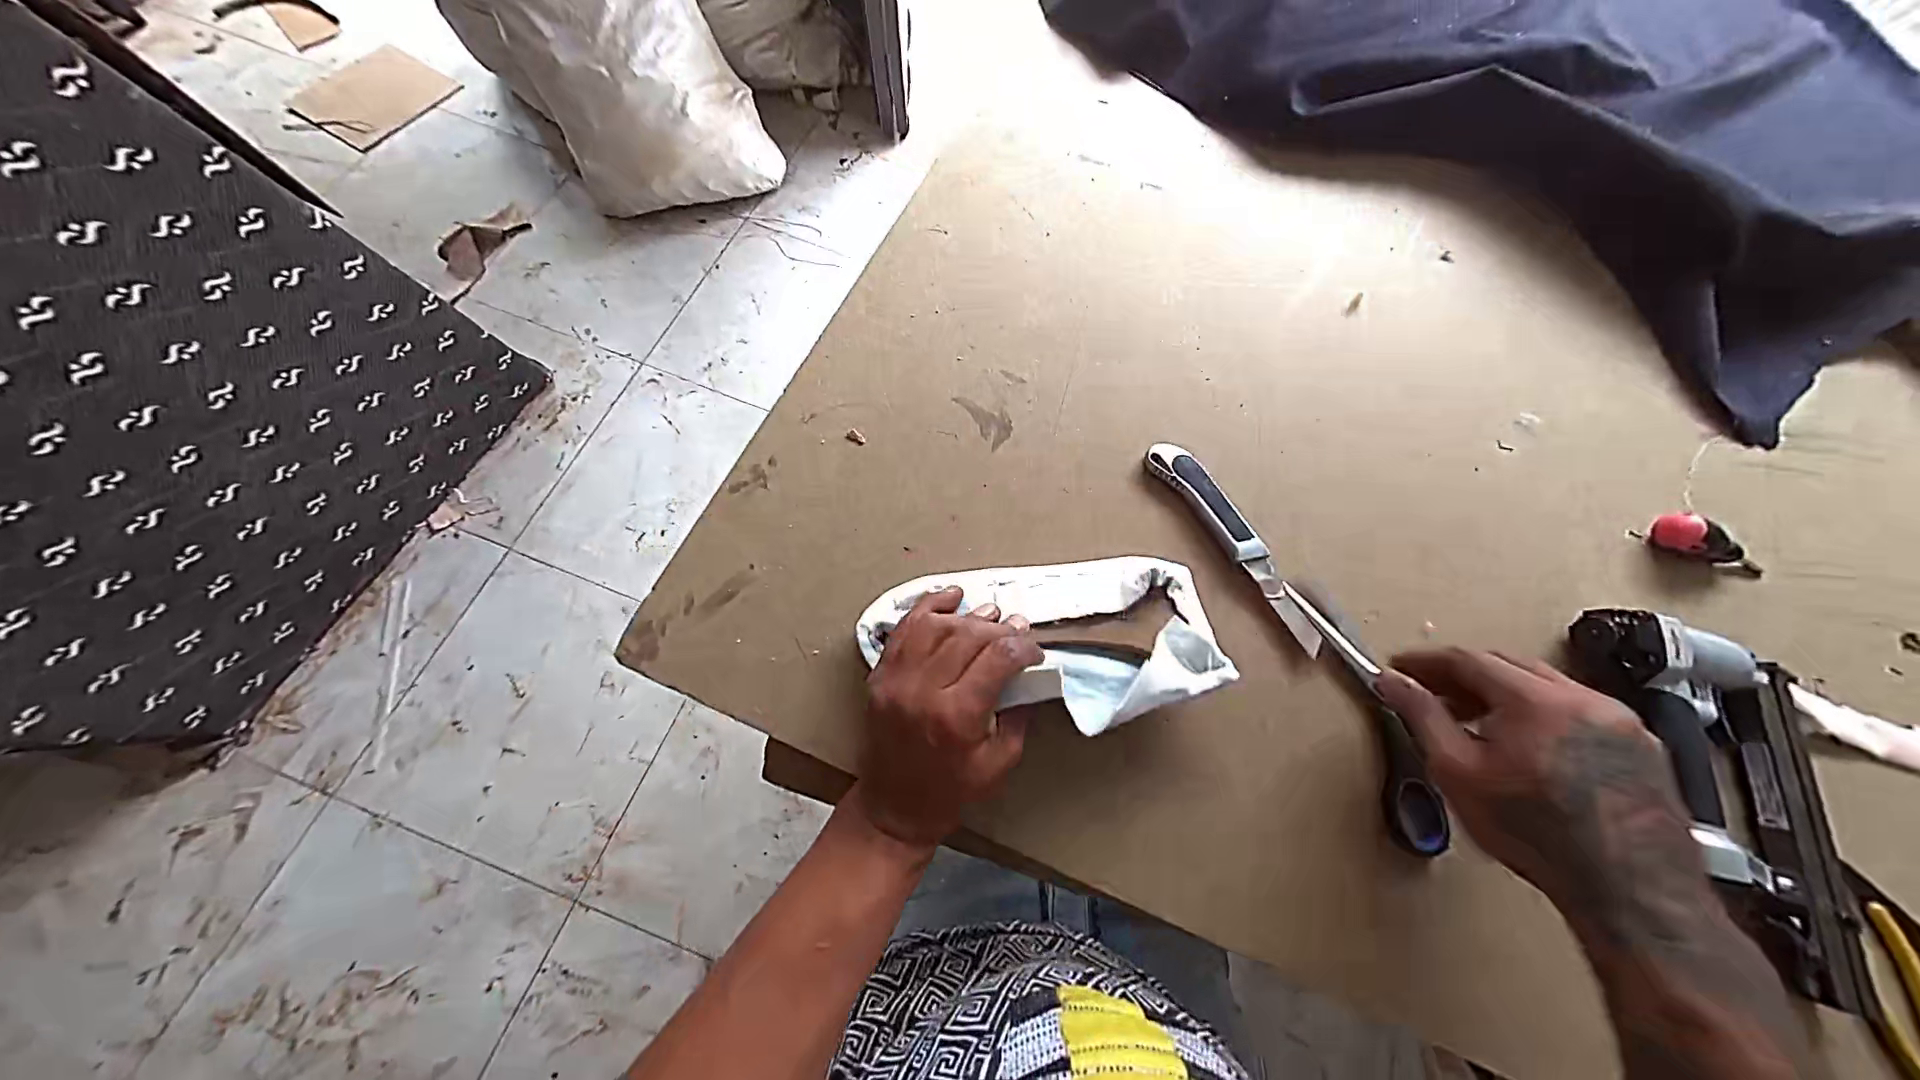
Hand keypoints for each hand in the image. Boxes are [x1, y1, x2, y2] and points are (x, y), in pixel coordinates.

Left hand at [855, 587, 1043, 847]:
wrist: (893, 807)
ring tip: (990, 615)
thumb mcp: (999, 764)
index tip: (1034, 649)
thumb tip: (1030, 675)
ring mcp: (896, 679)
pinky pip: (904, 629)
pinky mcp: (880, 675)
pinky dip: (927, 608)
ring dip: (967, 616)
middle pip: (968, 637)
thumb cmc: (950, 792)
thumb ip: (1018, 716)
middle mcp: (923, 690)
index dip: (1022, 647)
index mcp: (956, 716)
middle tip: (1017, 628)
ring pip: (936, 626)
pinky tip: (950, 598)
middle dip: (1000, 628)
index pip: (997, 659)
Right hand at [1376, 648, 1699, 910]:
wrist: (1629, 892)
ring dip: (1501, 692)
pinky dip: (1539, 712)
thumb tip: (1395, 684)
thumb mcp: (1456, 770)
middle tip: (1430, 689)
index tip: (1404, 667)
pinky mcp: (1642, 747)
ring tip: (1471, 719)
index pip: (1467, 658)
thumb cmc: (1547, 839)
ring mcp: (1620, 723)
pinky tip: (1519, 740)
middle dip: (1462, 674)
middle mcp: (1584, 702)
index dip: (1425, 661)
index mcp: (1536, 700)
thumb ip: (1421, 716)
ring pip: (1544, 684)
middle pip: (1507, 664)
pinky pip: (1576, 709)